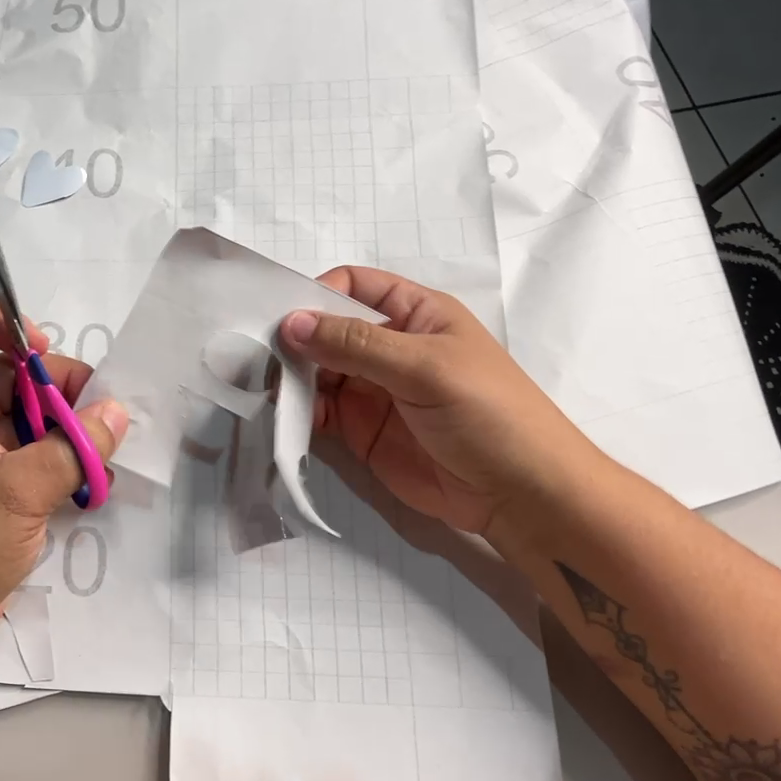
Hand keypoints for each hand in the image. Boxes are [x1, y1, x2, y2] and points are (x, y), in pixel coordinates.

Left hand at [0, 305, 126, 661]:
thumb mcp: (18, 493)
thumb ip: (73, 449)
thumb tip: (118, 412)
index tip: (44, 350)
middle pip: (6, 371)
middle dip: (53, 382)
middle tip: (97, 407)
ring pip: (26, 410)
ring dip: (64, 419)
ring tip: (102, 441)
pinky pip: (33, 445)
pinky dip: (61, 449)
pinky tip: (92, 467)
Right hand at [280, 267, 606, 539]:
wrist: (521, 495)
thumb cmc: (487, 413)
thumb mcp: (425, 367)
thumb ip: (356, 344)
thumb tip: (290, 323)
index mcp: (413, 314)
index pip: (353, 286)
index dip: (317, 295)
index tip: (283, 319)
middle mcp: (388, 347)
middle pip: (326, 329)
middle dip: (295, 340)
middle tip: (259, 358)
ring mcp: (372, 390)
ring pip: (317, 372)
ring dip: (292, 378)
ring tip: (268, 390)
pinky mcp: (361, 431)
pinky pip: (319, 413)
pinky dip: (299, 413)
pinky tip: (288, 417)